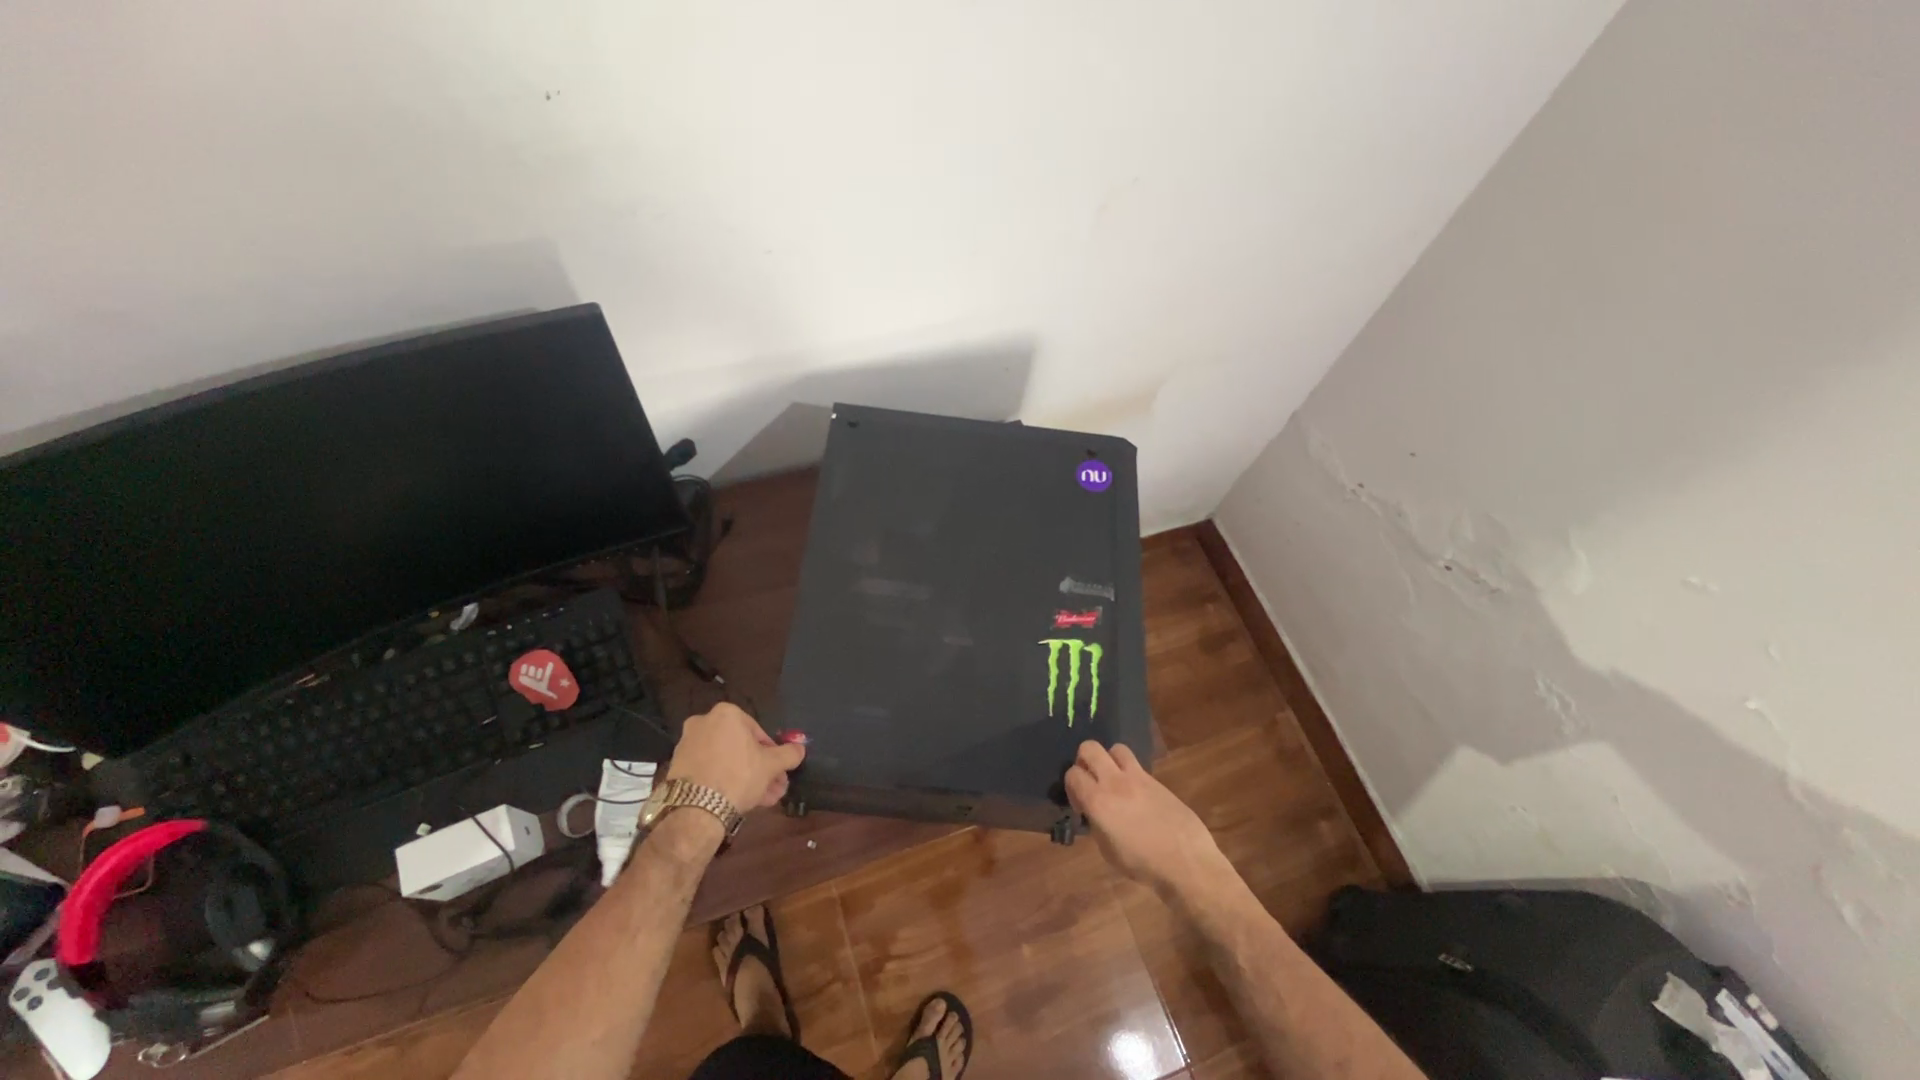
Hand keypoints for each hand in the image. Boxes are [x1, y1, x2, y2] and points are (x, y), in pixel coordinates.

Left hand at [667, 703, 804, 811]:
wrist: (697, 809)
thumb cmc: (739, 776)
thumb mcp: (772, 765)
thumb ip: (789, 753)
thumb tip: (800, 749)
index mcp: (727, 714)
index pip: (758, 732)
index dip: (772, 754)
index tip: (778, 771)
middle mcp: (704, 722)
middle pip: (741, 747)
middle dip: (760, 769)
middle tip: (773, 787)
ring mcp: (688, 744)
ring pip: (726, 760)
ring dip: (746, 778)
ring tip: (762, 799)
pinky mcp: (678, 766)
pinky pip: (709, 770)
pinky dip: (724, 781)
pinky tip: (739, 801)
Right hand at [1065, 741, 1230, 895]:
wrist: (1185, 861)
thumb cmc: (1143, 864)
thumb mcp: (1108, 851)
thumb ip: (1097, 824)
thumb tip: (1095, 814)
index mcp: (1098, 801)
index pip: (1072, 774)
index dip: (1071, 787)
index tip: (1080, 805)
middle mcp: (1115, 781)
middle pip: (1090, 748)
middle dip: (1084, 760)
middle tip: (1091, 782)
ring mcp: (1138, 777)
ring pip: (1116, 749)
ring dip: (1110, 760)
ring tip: (1114, 782)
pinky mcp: (1157, 780)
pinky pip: (1137, 766)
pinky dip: (1130, 774)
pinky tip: (1136, 796)